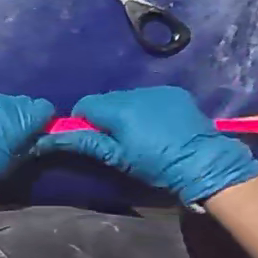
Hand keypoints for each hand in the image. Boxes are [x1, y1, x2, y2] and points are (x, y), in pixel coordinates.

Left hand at [0, 90, 55, 205]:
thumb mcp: (12, 163)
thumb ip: (31, 146)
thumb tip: (44, 138)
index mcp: (19, 118)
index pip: (44, 109)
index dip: (43, 121)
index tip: (36, 134)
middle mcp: (2, 101)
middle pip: (22, 104)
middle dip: (20, 118)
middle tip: (11, 136)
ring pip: (1, 102)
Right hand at [35, 86, 257, 204]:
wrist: (204, 163)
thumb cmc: (156, 166)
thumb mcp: (117, 158)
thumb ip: (86, 143)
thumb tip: (53, 138)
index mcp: (118, 109)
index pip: (85, 104)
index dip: (82, 120)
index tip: (91, 137)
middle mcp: (135, 93)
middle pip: (106, 99)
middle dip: (104, 115)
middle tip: (114, 138)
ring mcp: (157, 91)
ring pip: (127, 97)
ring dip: (125, 111)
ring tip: (137, 132)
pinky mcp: (174, 93)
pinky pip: (149, 96)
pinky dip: (146, 107)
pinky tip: (156, 125)